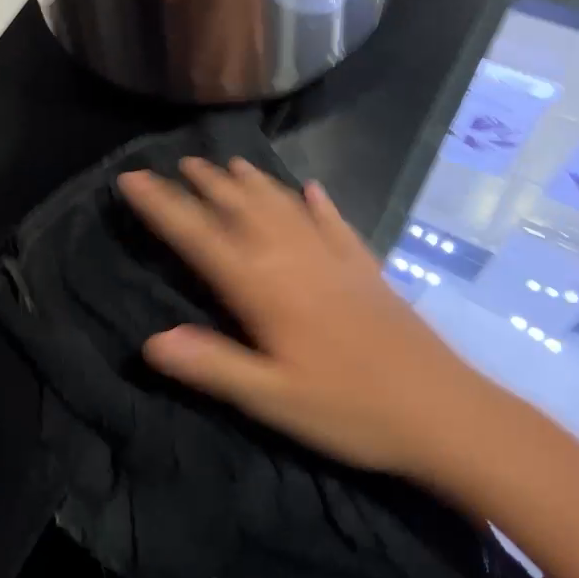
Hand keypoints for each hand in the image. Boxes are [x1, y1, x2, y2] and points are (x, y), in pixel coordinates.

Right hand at [118, 158, 491, 477]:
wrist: (448, 414)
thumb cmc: (351, 410)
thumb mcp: (272, 399)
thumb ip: (212, 366)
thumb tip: (150, 341)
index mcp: (263, 286)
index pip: (199, 235)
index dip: (161, 205)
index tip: (131, 177)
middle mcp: (293, 259)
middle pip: (240, 208)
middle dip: (206, 183)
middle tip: (179, 162)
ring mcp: (334, 259)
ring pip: (283, 205)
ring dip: (252, 182)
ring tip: (228, 163)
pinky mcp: (366, 269)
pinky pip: (334, 223)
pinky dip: (318, 202)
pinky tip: (311, 189)